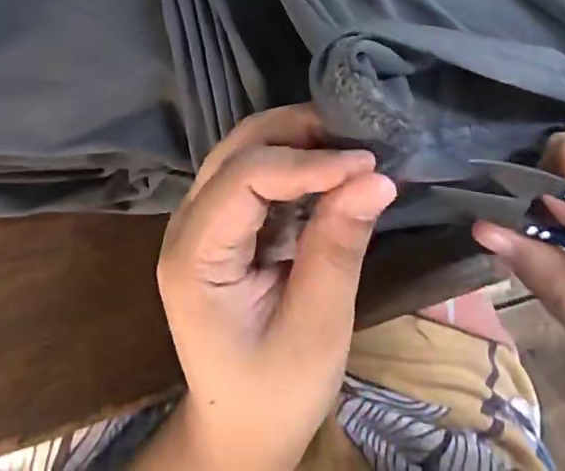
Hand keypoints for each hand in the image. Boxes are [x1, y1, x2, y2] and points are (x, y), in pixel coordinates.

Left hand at [138, 103, 396, 470]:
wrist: (241, 431)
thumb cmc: (275, 392)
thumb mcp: (316, 328)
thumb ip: (339, 247)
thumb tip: (378, 178)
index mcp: (194, 255)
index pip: (245, 177)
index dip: (307, 162)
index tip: (367, 163)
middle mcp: (187, 224)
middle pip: (239, 148)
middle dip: (299, 132)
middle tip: (360, 139)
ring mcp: (202, 220)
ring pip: (246, 149)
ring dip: (299, 139)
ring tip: (352, 148)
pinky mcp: (224, 224)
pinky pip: (257, 171)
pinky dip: (297, 160)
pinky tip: (332, 170)